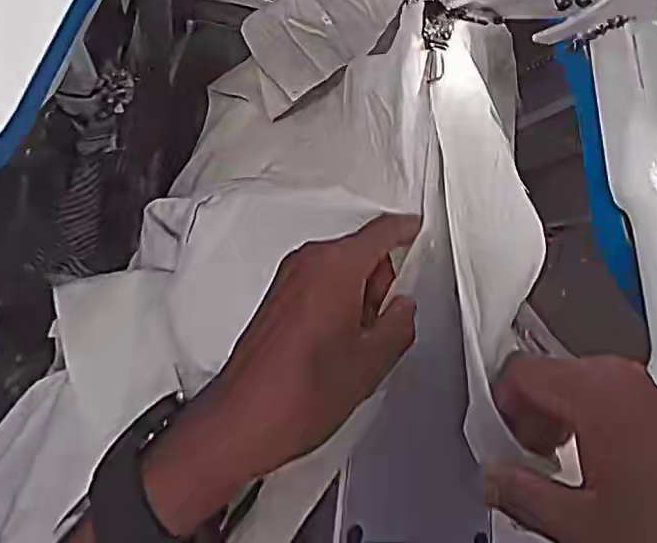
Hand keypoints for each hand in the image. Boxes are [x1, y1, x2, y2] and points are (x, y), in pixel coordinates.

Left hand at [136, 214, 420, 533]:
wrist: (236, 426)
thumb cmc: (292, 396)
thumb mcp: (371, 362)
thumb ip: (400, 323)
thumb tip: (402, 309)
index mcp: (337, 266)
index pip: (385, 230)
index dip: (409, 230)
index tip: (420, 233)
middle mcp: (310, 261)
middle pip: (363, 249)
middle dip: (382, 279)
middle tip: (384, 321)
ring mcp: (289, 276)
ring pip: (342, 266)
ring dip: (358, 293)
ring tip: (353, 344)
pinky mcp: (278, 295)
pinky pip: (320, 280)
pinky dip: (336, 300)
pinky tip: (333, 345)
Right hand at [484, 356, 656, 542]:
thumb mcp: (578, 523)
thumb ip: (524, 491)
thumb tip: (494, 475)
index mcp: (596, 389)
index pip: (523, 370)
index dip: (500, 403)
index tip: (494, 434)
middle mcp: (618, 375)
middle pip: (547, 372)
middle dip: (527, 411)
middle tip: (518, 455)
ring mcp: (637, 385)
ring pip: (571, 380)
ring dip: (551, 414)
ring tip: (549, 463)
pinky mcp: (650, 400)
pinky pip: (598, 389)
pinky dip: (579, 414)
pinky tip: (580, 457)